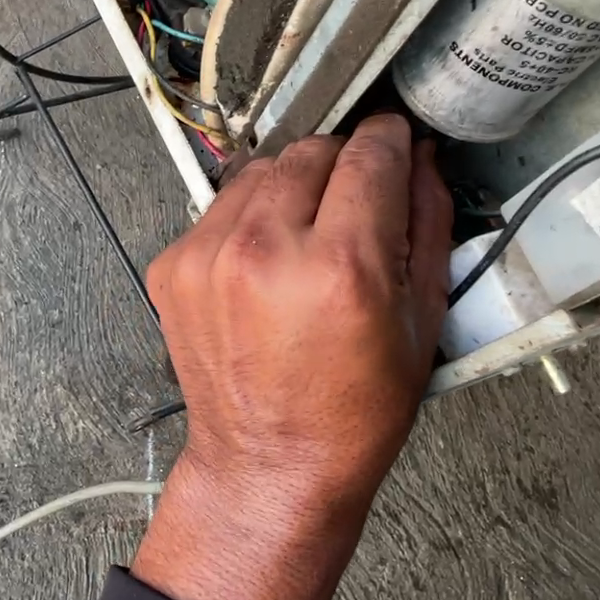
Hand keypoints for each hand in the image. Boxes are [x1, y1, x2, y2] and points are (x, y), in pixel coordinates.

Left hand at [131, 114, 451, 599]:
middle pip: (310, 150)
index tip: (394, 136)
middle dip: (342, 162)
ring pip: (260, 169)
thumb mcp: (421, 322)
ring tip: (307, 235)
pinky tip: (266, 260)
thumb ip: (427, 224)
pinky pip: (220, 207)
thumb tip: (421, 160)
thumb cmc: (351, 412)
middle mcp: (263, 250)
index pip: (369, 153)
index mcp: (339, 267)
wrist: (268, 463)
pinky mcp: (172, 266)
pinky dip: (248, 217)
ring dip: (292, 185)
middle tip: (355, 199)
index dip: (390, 137)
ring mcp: (207, 256)